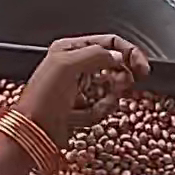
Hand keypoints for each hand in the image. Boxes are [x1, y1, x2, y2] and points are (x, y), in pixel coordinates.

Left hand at [15, 34, 150, 145]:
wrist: (32, 131)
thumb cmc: (43, 97)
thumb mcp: (67, 65)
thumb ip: (96, 55)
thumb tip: (119, 56)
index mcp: (71, 49)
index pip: (109, 43)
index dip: (128, 53)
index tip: (142, 67)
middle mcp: (76, 66)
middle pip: (113, 65)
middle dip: (120, 77)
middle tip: (123, 84)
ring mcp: (80, 88)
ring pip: (111, 88)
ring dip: (109, 98)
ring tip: (98, 105)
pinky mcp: (82, 108)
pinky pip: (103, 107)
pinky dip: (99, 112)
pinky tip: (86, 115)